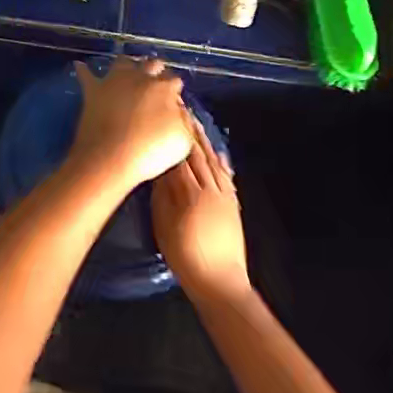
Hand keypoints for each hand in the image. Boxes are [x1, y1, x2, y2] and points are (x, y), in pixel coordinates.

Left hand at [69, 58, 192, 187]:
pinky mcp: (93, 90)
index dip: (175, 88)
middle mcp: (141, 77)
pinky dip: (84, 70)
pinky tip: (80, 65)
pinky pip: (86, 74)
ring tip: (129, 67)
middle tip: (155, 78)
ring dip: (128, 64)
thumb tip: (179, 110)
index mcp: (165, 88)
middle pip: (152, 65)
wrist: (110, 158)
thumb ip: (183, 120)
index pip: (174, 81)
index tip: (174, 96)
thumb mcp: (182, 141)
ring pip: (123, 61)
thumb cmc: (150, 152)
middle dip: (156, 69)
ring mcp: (114, 80)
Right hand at [151, 122, 251, 303]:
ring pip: (213, 161)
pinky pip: (225, 175)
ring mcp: (224, 195)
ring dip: (204, 141)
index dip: (172, 135)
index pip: (179, 156)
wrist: (220, 281)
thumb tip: (159, 170)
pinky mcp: (232, 204)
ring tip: (195, 123)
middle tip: (180, 110)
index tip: (164, 117)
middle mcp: (210, 188)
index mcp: (191, 192)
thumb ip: (162, 195)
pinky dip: (220, 160)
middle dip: (188, 131)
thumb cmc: (185, 257)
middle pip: (198, 154)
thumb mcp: (164, 226)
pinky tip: (217, 152)